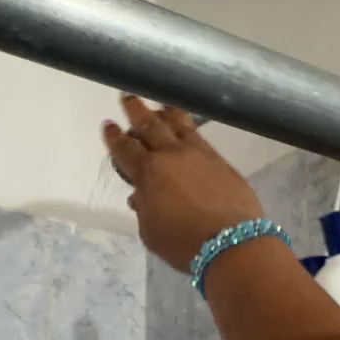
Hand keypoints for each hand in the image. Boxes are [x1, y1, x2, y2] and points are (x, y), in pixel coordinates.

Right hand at [103, 95, 264, 270]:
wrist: (231, 242)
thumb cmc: (183, 243)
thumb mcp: (151, 232)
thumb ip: (144, 209)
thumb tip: (140, 196)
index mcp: (148, 173)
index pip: (125, 149)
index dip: (115, 137)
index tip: (108, 125)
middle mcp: (171, 156)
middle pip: (150, 126)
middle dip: (136, 111)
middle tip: (128, 97)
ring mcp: (198, 154)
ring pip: (178, 124)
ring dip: (165, 112)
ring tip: (160, 105)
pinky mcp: (219, 160)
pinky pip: (198, 136)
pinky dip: (187, 127)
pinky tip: (187, 127)